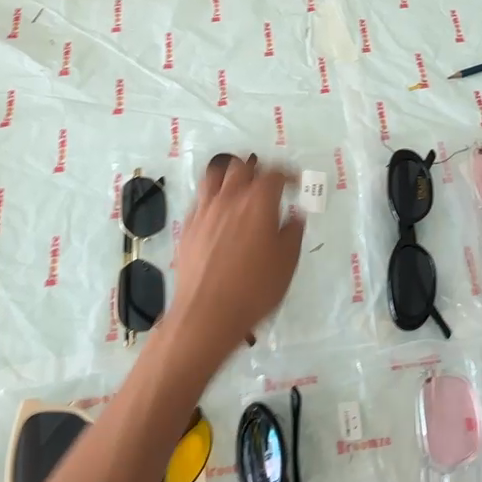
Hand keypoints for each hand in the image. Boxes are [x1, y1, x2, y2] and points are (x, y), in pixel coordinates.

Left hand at [167, 154, 304, 354]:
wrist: (206, 314)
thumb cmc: (254, 288)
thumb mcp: (287, 262)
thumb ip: (293, 232)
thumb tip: (294, 216)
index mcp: (258, 201)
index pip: (274, 173)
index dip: (287, 174)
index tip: (294, 183)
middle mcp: (229, 197)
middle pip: (242, 167)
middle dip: (257, 169)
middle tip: (267, 183)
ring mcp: (205, 210)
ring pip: (215, 176)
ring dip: (230, 175)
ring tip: (239, 186)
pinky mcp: (188, 226)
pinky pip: (200, 198)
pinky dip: (212, 196)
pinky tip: (218, 211)